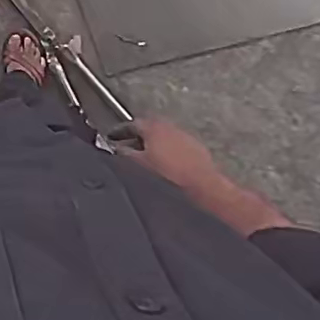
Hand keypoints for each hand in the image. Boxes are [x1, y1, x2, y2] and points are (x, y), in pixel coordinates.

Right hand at [118, 118, 292, 236]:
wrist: (207, 195)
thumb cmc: (169, 177)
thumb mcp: (136, 165)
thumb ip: (122, 154)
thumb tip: (116, 150)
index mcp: (154, 127)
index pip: (131, 124)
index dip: (118, 132)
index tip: (111, 139)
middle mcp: (173, 129)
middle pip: (150, 131)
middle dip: (137, 140)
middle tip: (126, 150)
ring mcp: (189, 141)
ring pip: (165, 141)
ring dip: (155, 149)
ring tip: (145, 164)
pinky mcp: (201, 156)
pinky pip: (178, 152)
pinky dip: (169, 158)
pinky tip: (165, 172)